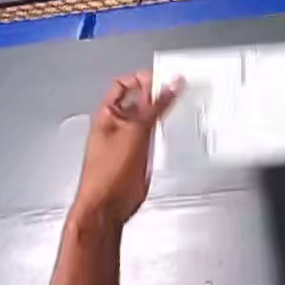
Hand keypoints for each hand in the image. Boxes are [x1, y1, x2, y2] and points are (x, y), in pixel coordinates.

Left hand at [68, 72, 182, 233]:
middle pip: (140, 98)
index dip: (143, 78)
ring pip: (150, 115)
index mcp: (107, 113)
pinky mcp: (141, 150)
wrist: (108, 206)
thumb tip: (170, 85)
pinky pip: (155, 131)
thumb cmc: (106, 172)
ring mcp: (129, 137)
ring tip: (178, 105)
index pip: (125, 83)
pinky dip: (165, 126)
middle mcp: (117, 123)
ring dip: (163, 111)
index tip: (163, 78)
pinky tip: (174, 125)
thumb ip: (156, 106)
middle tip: (176, 90)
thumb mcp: (135, 130)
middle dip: (158, 93)